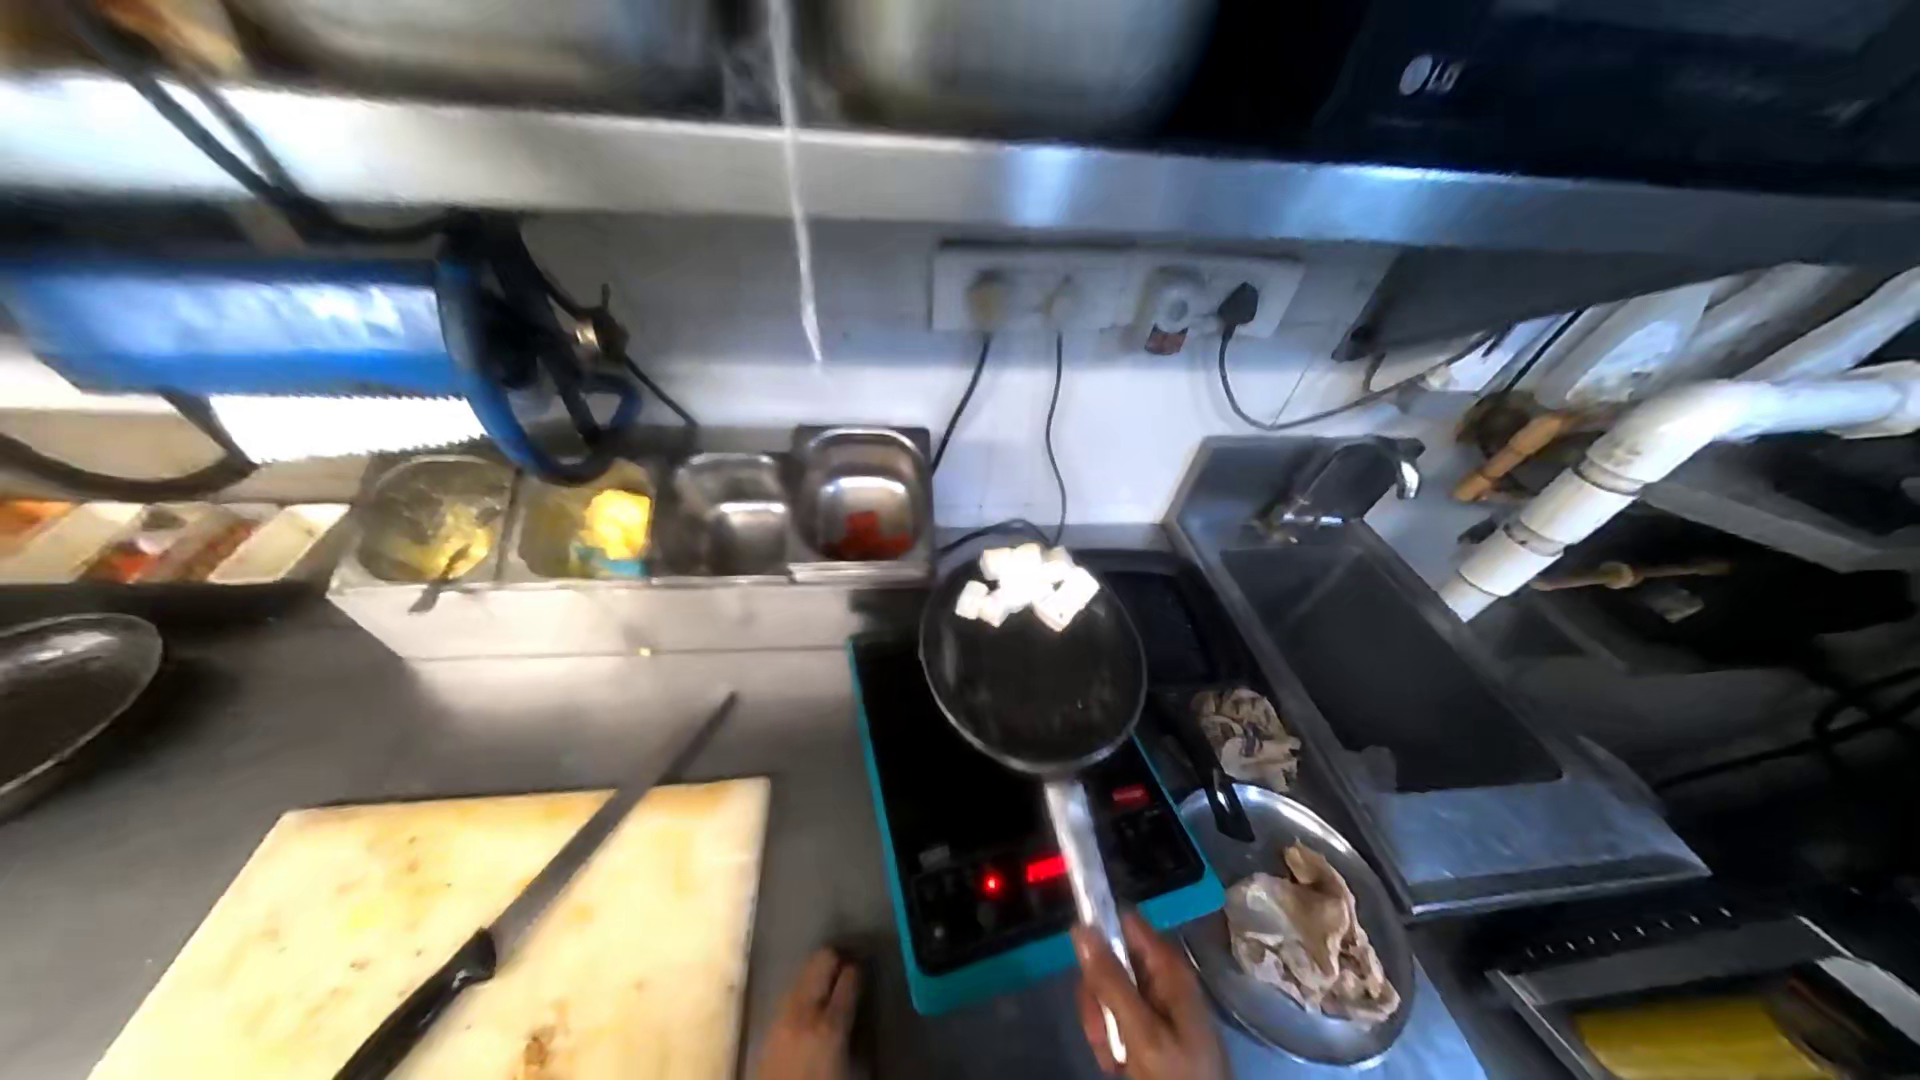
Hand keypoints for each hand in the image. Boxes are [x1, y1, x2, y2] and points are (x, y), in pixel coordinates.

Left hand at [754, 948, 860, 1079]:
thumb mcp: (848, 1067)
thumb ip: (854, 1028)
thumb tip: (858, 1002)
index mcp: (830, 1025)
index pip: (850, 976)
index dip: (860, 969)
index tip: (865, 969)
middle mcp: (804, 1010)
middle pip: (821, 960)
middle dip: (837, 958)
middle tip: (848, 967)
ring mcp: (782, 1014)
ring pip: (804, 970)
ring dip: (819, 971)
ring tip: (830, 983)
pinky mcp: (769, 1025)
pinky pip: (791, 991)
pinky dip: (804, 988)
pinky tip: (810, 1005)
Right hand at [1073, 914, 1227, 1079]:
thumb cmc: (1178, 1079)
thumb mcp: (1141, 1033)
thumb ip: (1111, 981)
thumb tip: (1080, 927)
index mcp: (1168, 967)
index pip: (1125, 921)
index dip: (1098, 930)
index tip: (1078, 959)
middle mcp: (1163, 975)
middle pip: (1112, 956)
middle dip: (1096, 991)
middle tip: (1097, 1029)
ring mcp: (1158, 1001)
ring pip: (1109, 986)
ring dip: (1100, 1020)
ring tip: (1109, 1056)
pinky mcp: (1152, 1025)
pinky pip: (1117, 1012)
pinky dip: (1109, 1035)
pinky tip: (1116, 1063)